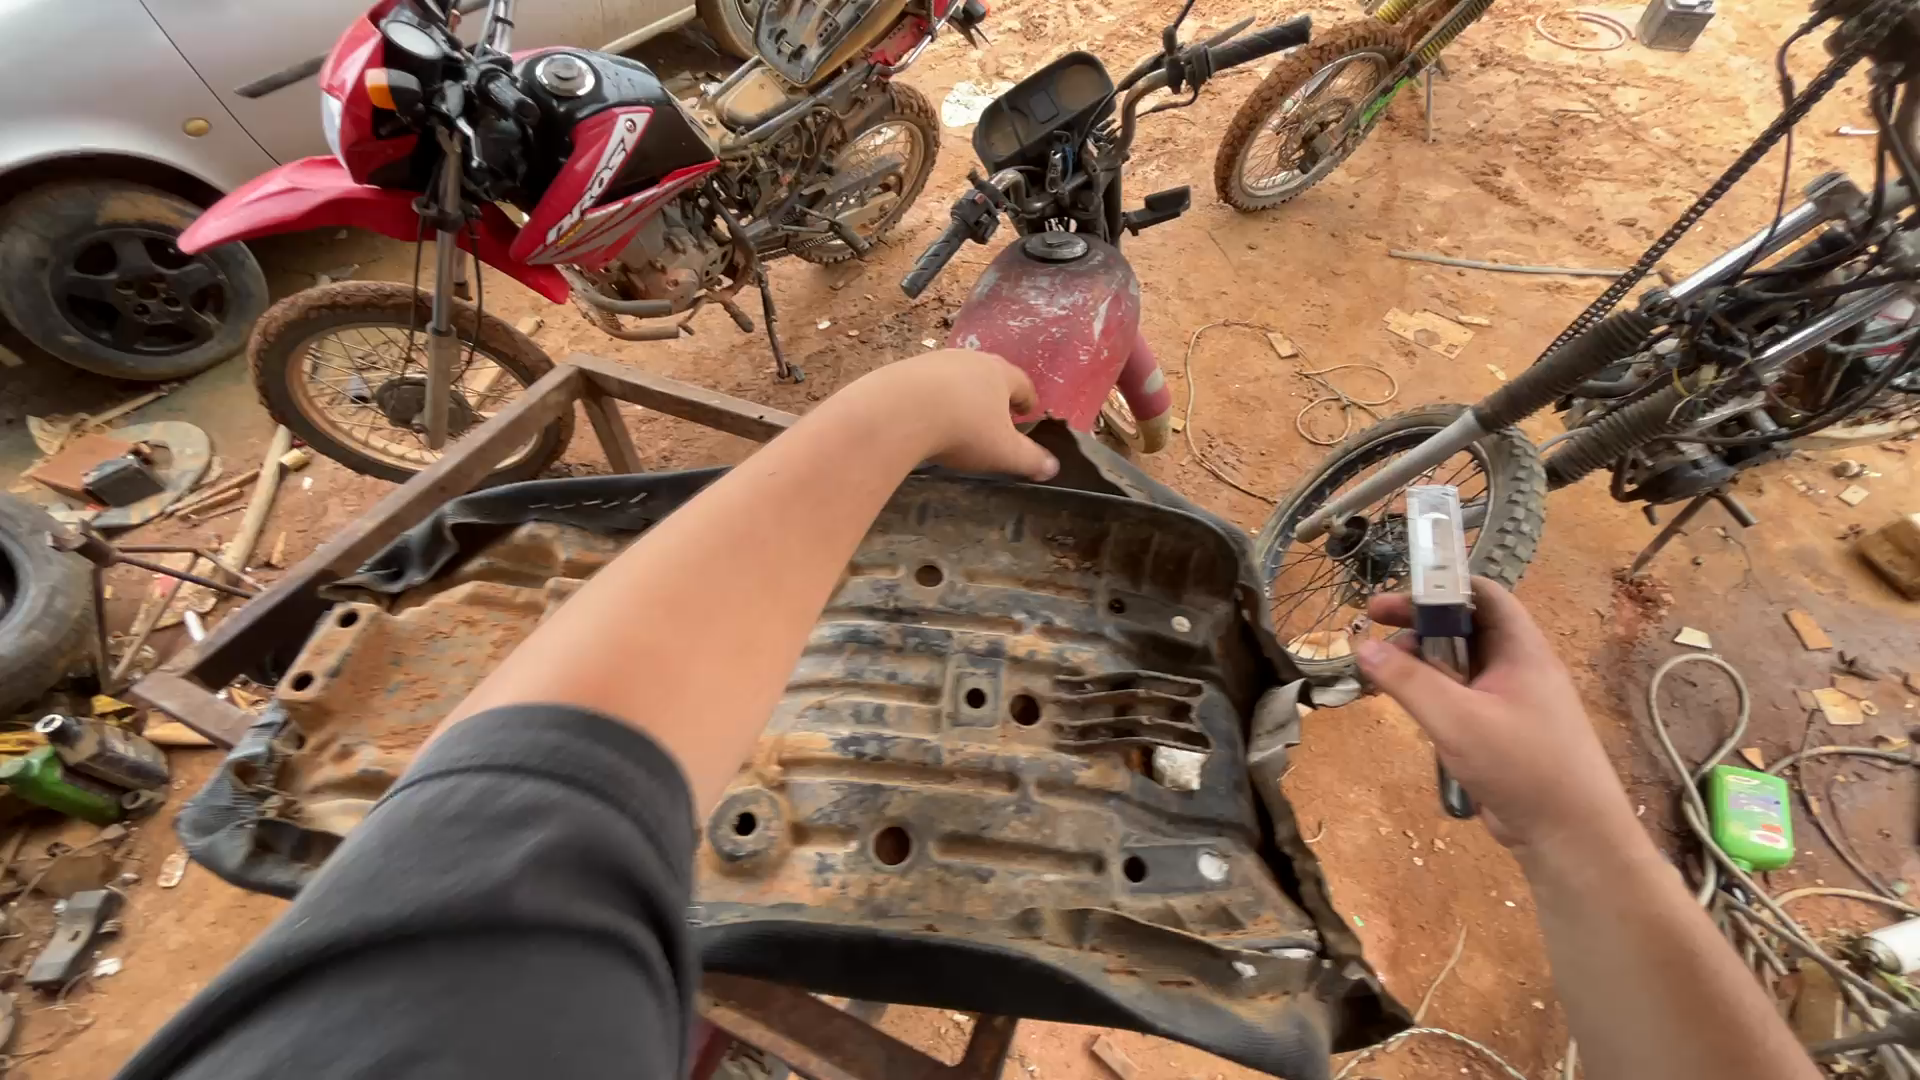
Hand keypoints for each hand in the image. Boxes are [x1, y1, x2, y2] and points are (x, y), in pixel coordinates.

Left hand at [840, 349, 1058, 479]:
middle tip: (996, 414)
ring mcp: (935, 362)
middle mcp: (970, 360)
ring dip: (962, 394)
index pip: (1023, 383)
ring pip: (957, 377)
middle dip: (994, 394)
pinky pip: (927, 385)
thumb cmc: (963, 430)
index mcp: (1000, 374)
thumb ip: (1030, 460)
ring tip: (960, 416)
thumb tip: (1053, 468)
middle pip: (989, 374)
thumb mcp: (1003, 452)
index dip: (1027, 400)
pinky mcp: (905, 371)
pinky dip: (932, 399)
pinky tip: (926, 417)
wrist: (899, 412)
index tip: (1028, 412)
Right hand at [1355, 578, 1637, 854]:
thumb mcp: (1457, 719)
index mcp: (1522, 652)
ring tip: (1384, 675)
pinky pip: (1458, 694)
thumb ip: (1407, 680)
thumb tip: (1362, 648)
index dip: (1438, 587)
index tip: (1392, 600)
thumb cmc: (1523, 767)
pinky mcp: (1499, 728)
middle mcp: (1517, 668)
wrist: (1572, 839)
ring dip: (1418, 662)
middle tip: (1372, 630)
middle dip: (1416, 626)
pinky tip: (1408, 706)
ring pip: (1456, 663)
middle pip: (1462, 628)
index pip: (1483, 596)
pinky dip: (1429, 692)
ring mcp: (1510, 699)